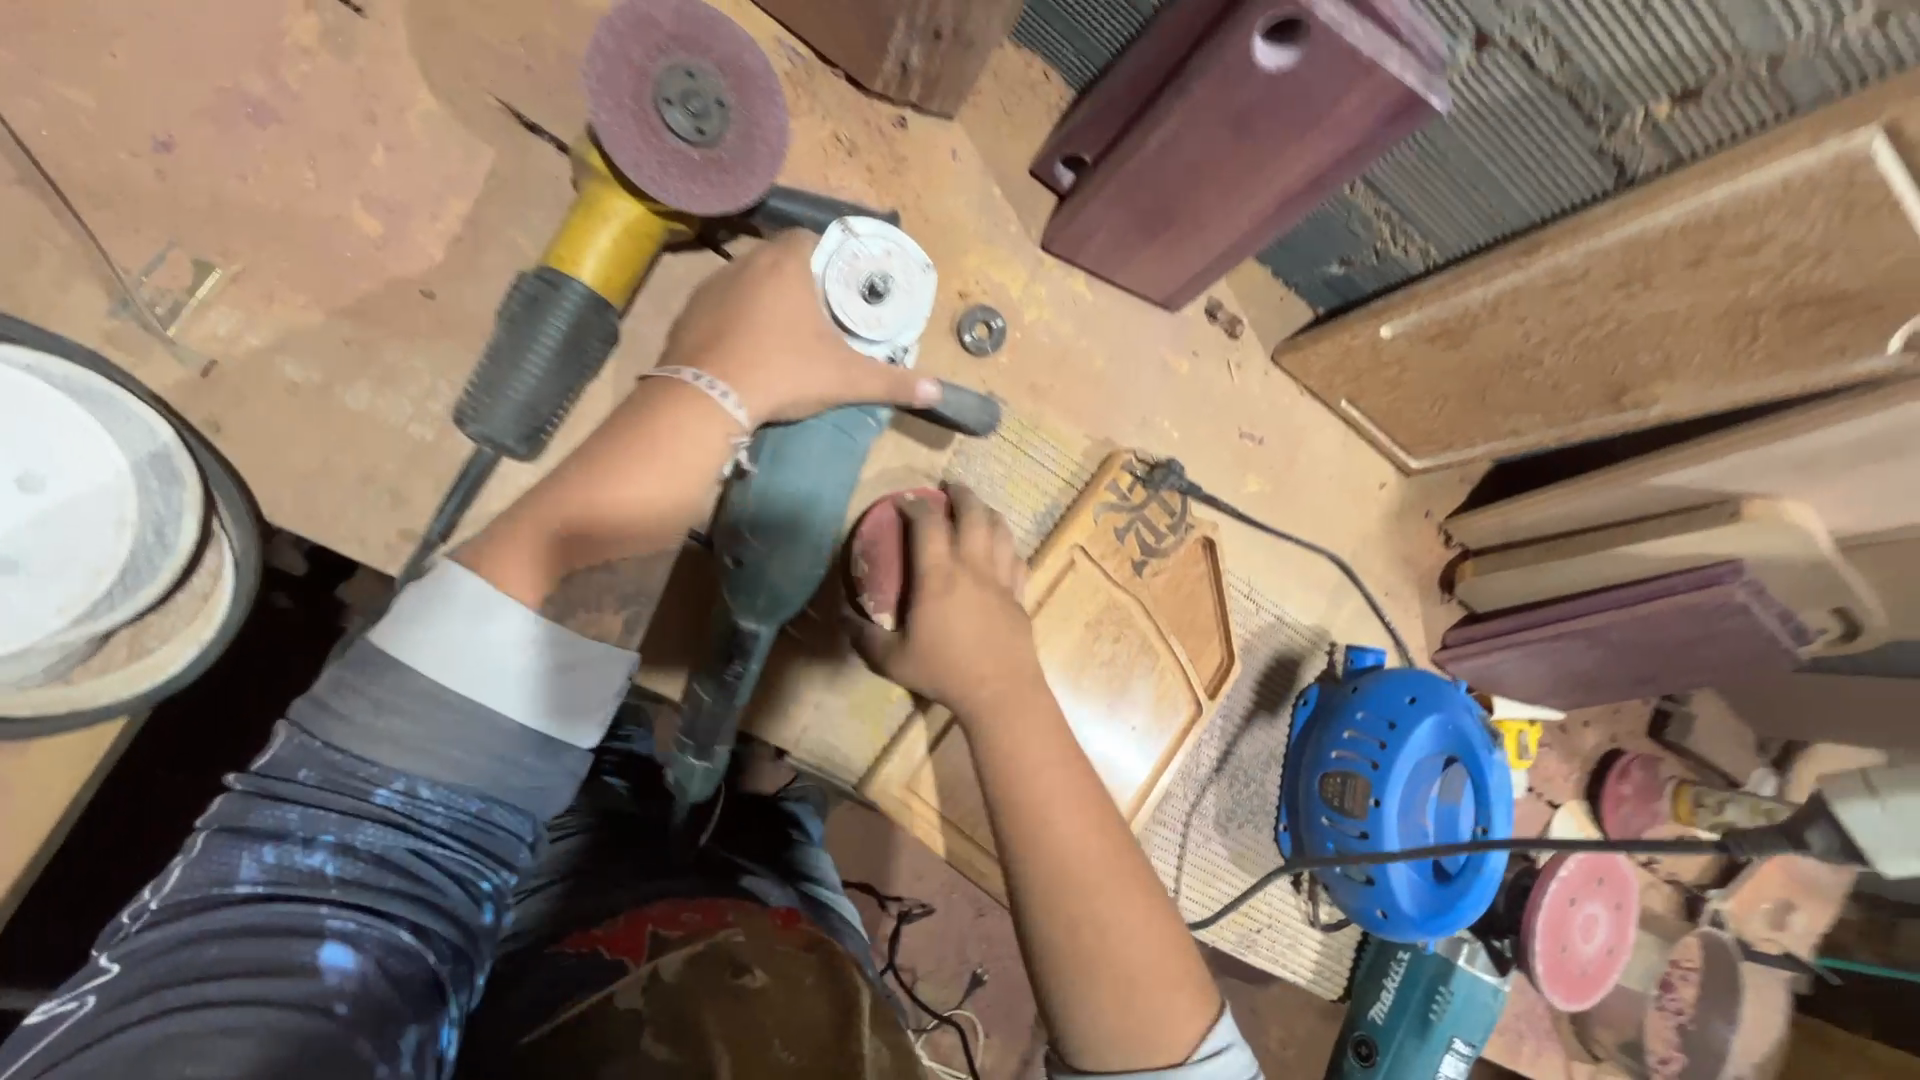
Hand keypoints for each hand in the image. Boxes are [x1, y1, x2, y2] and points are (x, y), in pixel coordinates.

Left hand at [663, 229, 942, 423]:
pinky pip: (720, 307)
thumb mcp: (846, 379)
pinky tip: (746, 350)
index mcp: (788, 263)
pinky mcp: (687, 312)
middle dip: (799, 282)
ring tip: (782, 335)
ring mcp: (711, 285)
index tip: (841, 289)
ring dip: (765, 301)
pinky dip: (736, 321)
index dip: (830, 260)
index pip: (813, 239)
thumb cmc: (783, 373)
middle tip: (818, 316)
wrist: (705, 399)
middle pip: (780, 259)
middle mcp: (747, 262)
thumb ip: (893, 382)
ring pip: (748, 282)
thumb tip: (937, 392)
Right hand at [849, 484, 1046, 720]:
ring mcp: (1001, 579)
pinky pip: (1017, 558)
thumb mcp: (892, 660)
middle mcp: (973, 567)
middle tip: (950, 487)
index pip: (928, 524)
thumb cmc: (945, 672)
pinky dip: (1008, 545)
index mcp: (939, 576)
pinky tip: (1003, 548)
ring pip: (1000, 530)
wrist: (1000, 691)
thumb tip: (842, 618)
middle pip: (973, 514)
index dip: (915, 505)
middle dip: (962, 494)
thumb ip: (864, 638)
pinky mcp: (1019, 595)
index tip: (905, 501)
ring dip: (988, 512)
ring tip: (979, 508)